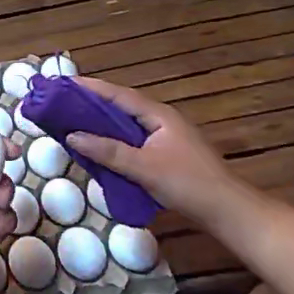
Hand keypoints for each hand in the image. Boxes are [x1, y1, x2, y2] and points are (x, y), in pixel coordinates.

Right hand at [63, 76, 246, 227]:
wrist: (227, 211)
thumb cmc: (187, 184)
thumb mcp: (144, 167)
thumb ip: (108, 151)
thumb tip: (72, 135)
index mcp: (158, 115)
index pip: (119, 95)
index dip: (92, 88)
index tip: (66, 82)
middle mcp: (162, 119)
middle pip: (123, 106)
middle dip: (94, 103)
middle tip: (65, 101)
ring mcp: (167, 137)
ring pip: (128, 124)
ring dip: (104, 122)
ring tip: (76, 120)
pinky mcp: (168, 154)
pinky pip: (134, 139)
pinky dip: (115, 139)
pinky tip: (102, 148)